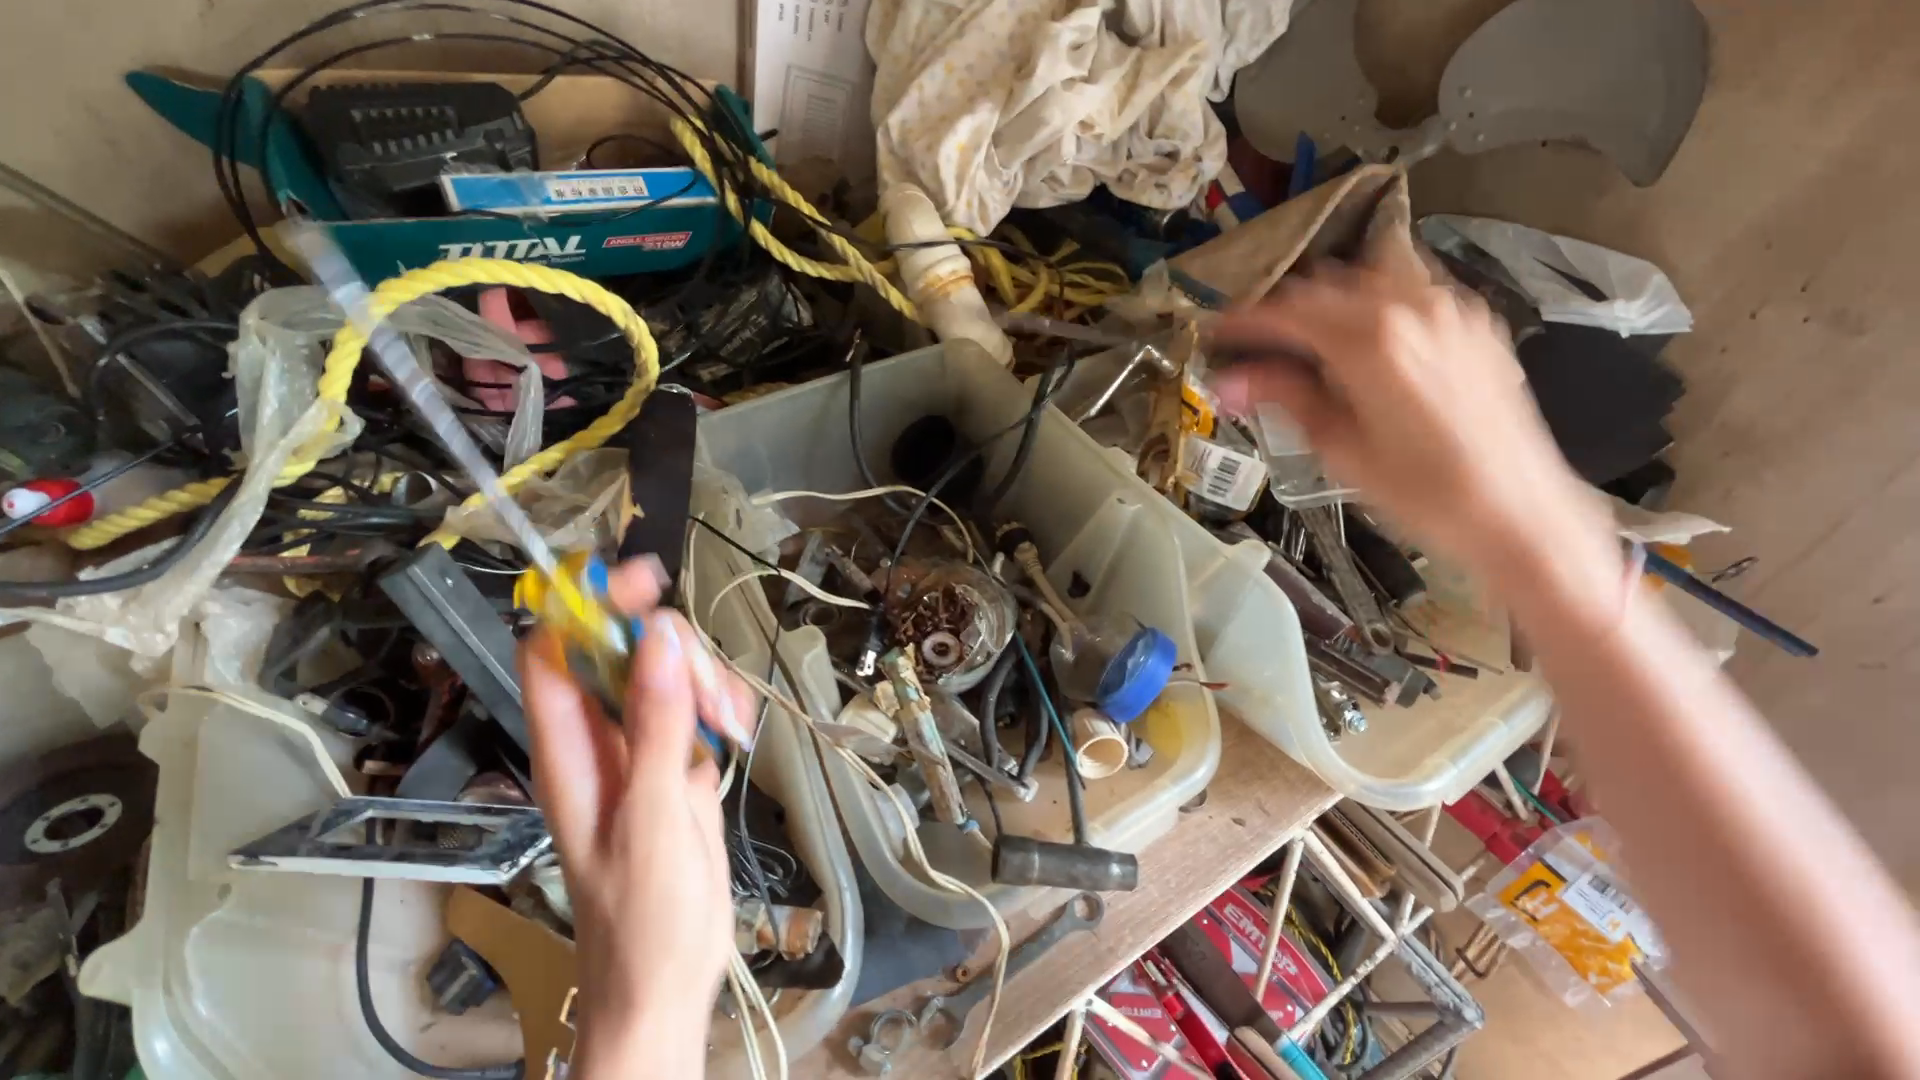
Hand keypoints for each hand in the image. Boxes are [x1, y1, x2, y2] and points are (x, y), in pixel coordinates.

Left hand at [520, 557, 756, 1075]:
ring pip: (669, 678)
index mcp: (569, 753)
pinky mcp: (677, 767)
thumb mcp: (652, 817)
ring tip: (726, 726)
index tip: (641, 583)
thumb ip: (656, 727)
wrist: (667, 982)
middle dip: (672, 655)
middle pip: (626, 656)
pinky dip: (718, 710)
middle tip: (707, 691)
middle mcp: (600, 742)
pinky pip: (696, 711)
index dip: (587, 608)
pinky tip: (732, 735)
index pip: (555, 653)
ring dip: (704, 685)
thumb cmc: (643, 918)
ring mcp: (642, 752)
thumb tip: (661, 640)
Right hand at [1210, 266, 1619, 591]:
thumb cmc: (1425, 493)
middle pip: (1324, 286)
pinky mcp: (1474, 325)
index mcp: (1370, 341)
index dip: (1243, 321)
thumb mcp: (1340, 448)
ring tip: (1304, 338)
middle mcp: (1411, 309)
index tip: (1217, 333)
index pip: (1287, 312)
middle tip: (1254, 344)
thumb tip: (1229, 380)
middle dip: (1282, 311)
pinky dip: (1374, 302)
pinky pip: (1411, 289)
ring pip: (1368, 277)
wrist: (1519, 512)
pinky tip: (1364, 337)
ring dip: (1327, 300)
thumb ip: (1284, 398)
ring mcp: (1449, 312)